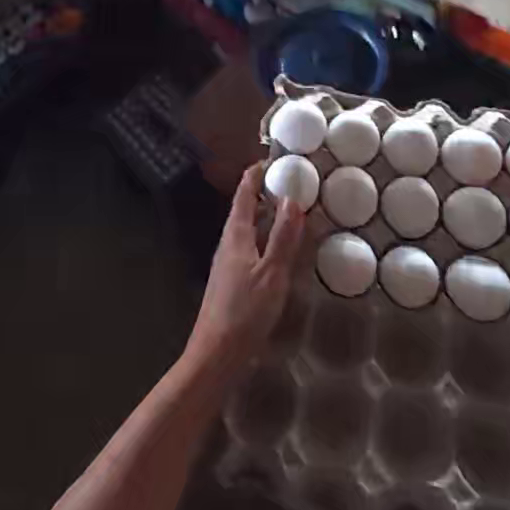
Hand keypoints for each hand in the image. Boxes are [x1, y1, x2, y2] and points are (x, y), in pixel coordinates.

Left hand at [185, 165, 306, 378]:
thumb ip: (282, 237)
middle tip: (292, 182)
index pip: (244, 193)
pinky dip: (266, 237)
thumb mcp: (272, 273)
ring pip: (248, 228)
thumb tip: (291, 198)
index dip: (256, 174)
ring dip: (267, 215)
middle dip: (265, 192)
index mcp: (235, 235)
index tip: (275, 158)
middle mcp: (228, 242)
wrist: (217, 351)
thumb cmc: (245, 310)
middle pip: (245, 208)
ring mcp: (228, 261)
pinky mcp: (232, 278)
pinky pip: (251, 246)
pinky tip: (281, 248)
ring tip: (292, 209)